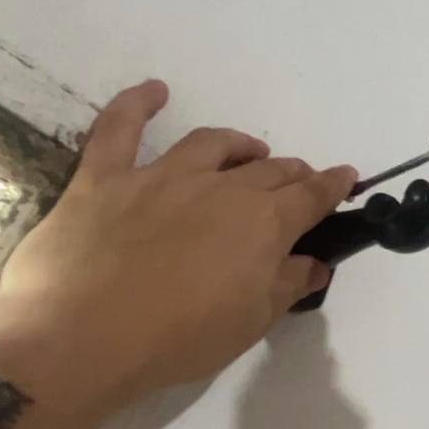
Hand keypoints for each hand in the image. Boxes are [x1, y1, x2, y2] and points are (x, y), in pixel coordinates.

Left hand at [0, 80, 353, 401]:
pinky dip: (137, 104)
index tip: (347, 178)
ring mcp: (160, 177)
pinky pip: (120, 129)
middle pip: (270, 169)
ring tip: (250, 150)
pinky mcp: (105, 178)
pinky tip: (153, 91)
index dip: (334, 185)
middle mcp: (221, 188)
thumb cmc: (181, 337)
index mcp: (264, 223)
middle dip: (294, 173)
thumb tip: (314, 264)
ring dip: (239, 144)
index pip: (312, 195)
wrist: (81, 337)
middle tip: (300, 183)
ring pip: (211, 144)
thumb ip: (289, 285)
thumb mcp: (253, 321)